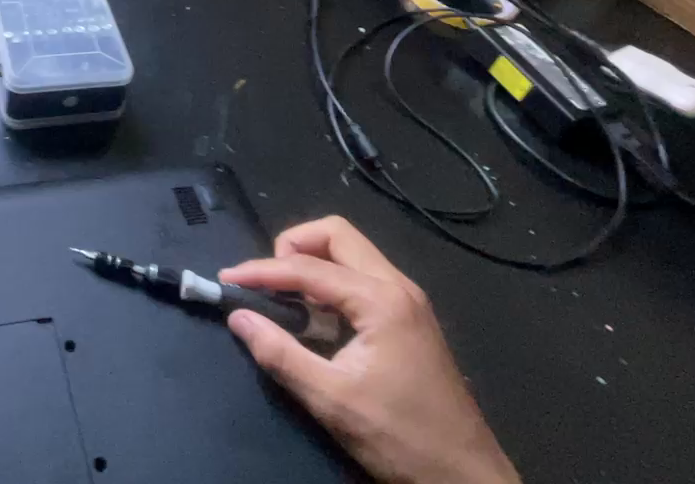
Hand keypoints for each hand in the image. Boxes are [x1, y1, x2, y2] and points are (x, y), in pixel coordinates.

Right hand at [220, 217, 518, 483]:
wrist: (468, 481)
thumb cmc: (401, 439)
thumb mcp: (332, 401)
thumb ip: (280, 353)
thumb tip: (238, 317)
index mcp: (381, 300)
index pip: (308, 267)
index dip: (262, 270)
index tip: (226, 280)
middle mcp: (397, 287)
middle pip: (335, 235)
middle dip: (292, 247)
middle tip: (264, 282)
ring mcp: (407, 301)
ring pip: (350, 252)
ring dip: (311, 263)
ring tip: (283, 298)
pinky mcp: (409, 318)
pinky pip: (361, 276)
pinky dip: (330, 282)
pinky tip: (314, 317)